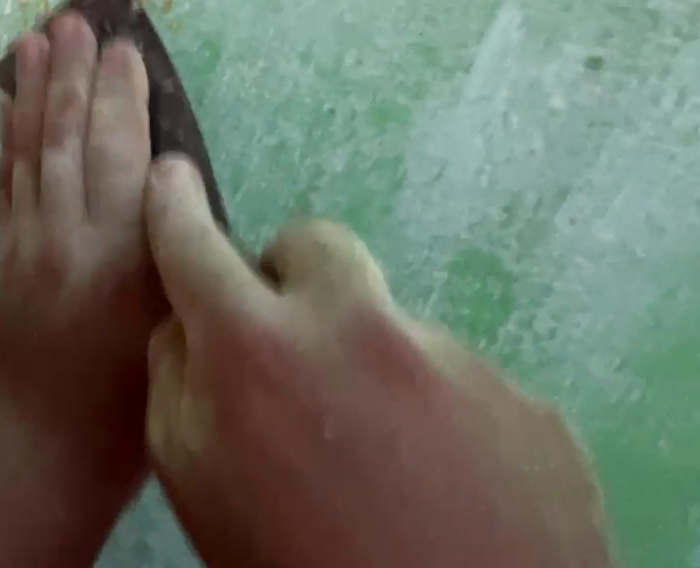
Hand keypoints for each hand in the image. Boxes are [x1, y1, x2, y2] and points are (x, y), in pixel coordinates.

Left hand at [0, 14, 163, 567]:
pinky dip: (9, 136)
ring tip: (34, 40)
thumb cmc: (139, 393)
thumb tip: (167, 168)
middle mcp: (71, 236)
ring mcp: (29, 239)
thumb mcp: (180, 318)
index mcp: (127, 256)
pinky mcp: (3, 249)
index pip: (123, 155)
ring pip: (33, 150)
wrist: (52, 437)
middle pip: (73, 140)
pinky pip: (7, 180)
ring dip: (33, 91)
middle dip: (74, 76)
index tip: (124, 48)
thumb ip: (170, 242)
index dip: (121, 97)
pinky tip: (8, 102)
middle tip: (75, 20)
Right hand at [142, 158, 614, 567]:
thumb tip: (189, 318)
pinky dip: (430, 407)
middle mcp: (354, 329)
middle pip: (312, 242)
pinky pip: (453, 378)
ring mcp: (453, 362)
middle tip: (284, 336)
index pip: (192, 238)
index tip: (170, 171)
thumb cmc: (283, 556)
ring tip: (371, 440)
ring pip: (383, 319)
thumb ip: (173, 370)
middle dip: (285, 272)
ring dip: (362, 353)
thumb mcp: (184, 466)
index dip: (171, 200)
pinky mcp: (529, 407)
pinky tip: (430, 474)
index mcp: (254, 344)